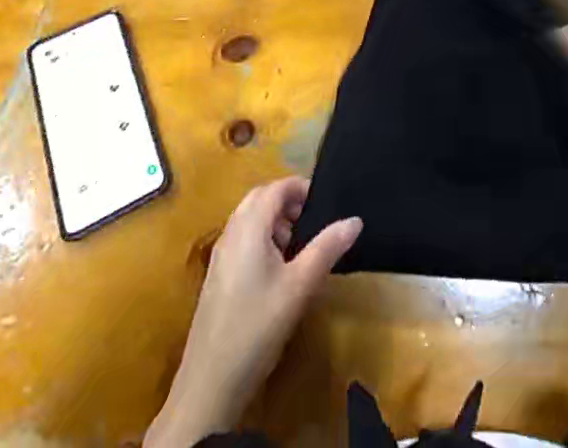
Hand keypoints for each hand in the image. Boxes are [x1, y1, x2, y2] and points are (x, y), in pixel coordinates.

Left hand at [145, 178, 361, 447]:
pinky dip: (264, 238)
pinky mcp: (219, 274)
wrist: (211, 379)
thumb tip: (356, 219)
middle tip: (314, 222)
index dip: (301, 187)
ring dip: (276, 221)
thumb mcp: (300, 285)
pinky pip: (243, 238)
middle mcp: (231, 232)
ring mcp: (221, 254)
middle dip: (288, 202)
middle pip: (260, 199)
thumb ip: (328, 248)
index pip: (275, 188)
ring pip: (250, 219)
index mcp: (249, 227)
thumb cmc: (258, 325)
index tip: (326, 201)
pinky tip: (280, 269)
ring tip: (301, 246)